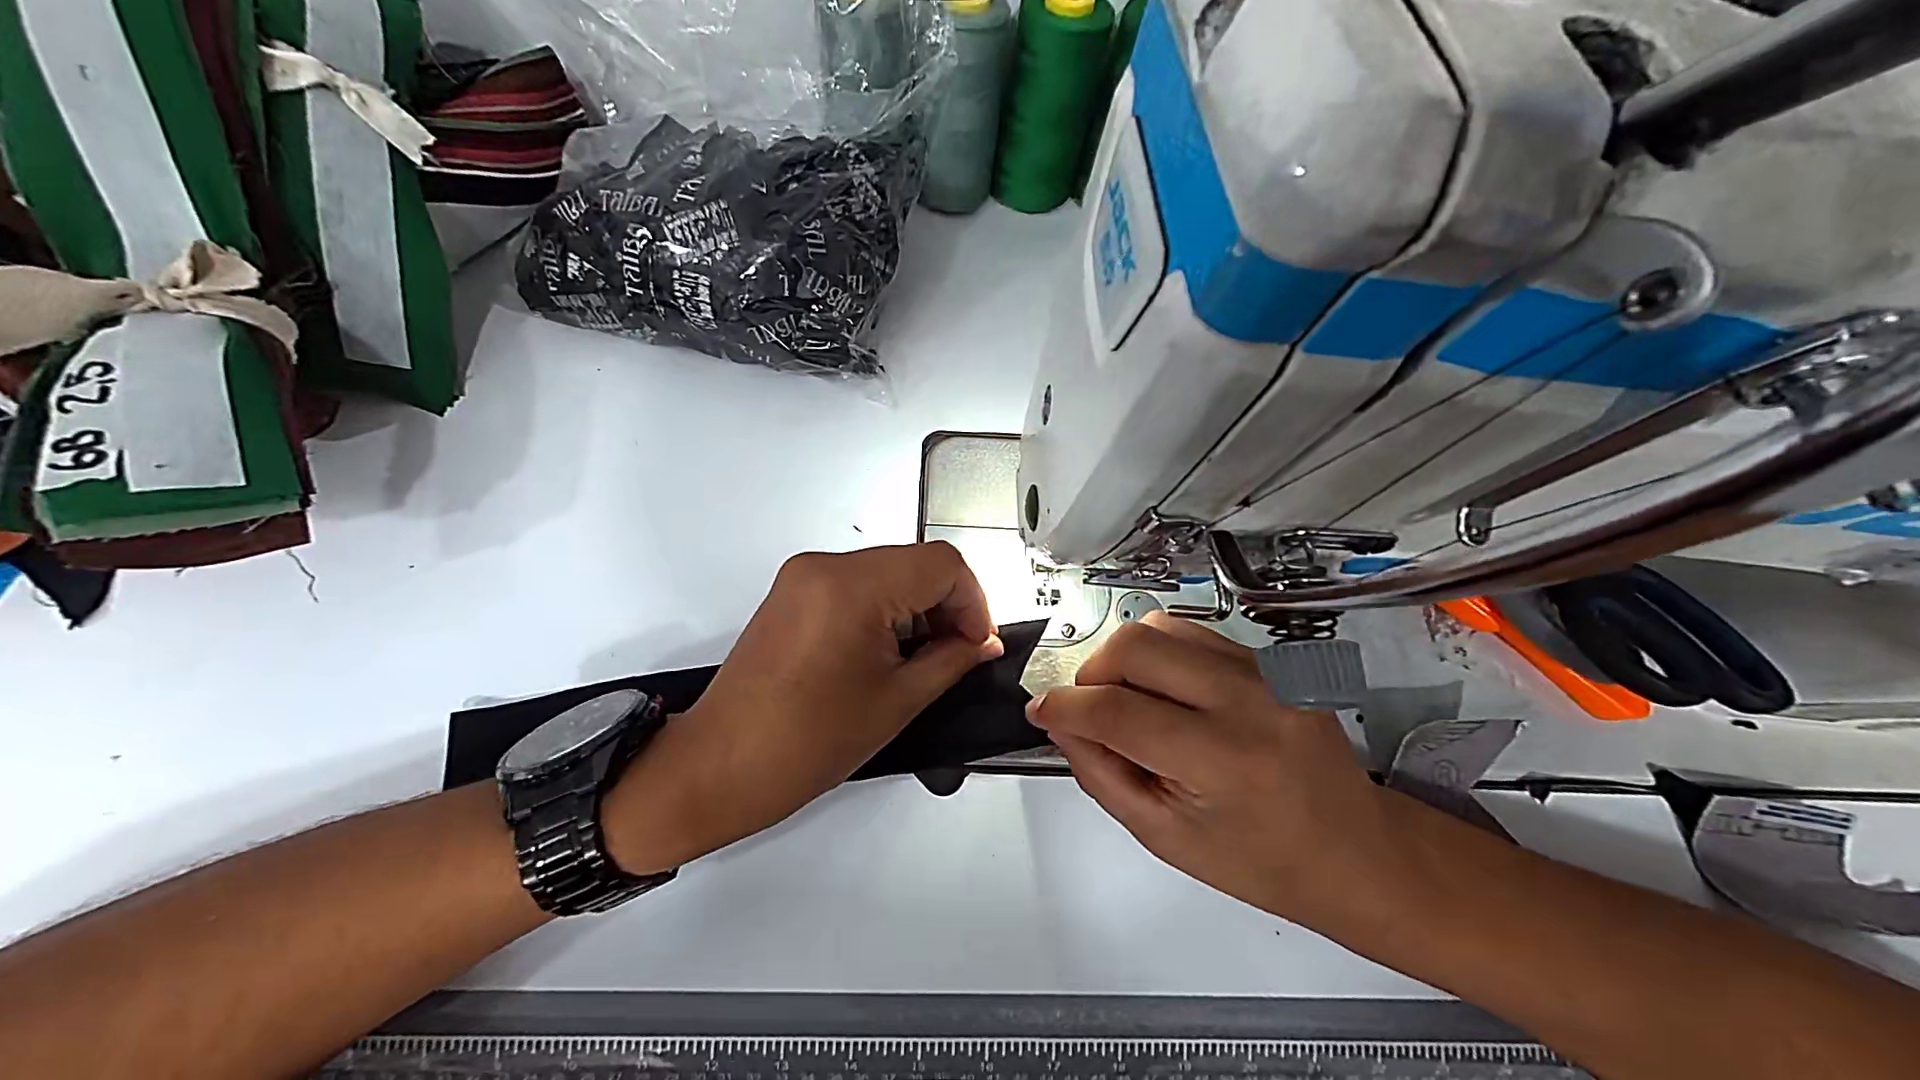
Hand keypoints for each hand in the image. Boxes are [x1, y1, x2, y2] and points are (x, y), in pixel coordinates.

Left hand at [603, 543, 1002, 873]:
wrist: (721, 765)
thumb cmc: (797, 744)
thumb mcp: (898, 701)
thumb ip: (952, 660)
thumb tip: (981, 642)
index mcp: (851, 587)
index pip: (943, 564)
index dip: (974, 602)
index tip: (978, 641)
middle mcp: (824, 567)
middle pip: (916, 562)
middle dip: (947, 605)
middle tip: (959, 652)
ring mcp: (804, 575)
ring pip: (889, 570)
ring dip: (917, 608)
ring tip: (922, 658)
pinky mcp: (794, 590)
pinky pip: (858, 583)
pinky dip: (886, 609)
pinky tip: (889, 651)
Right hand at [1028, 613, 1399, 925]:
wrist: (1357, 850)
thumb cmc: (1265, 861)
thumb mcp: (1165, 836)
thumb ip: (1101, 773)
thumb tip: (1061, 723)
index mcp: (1223, 761)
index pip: (1116, 711)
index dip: (1064, 708)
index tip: (1040, 710)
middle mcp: (1249, 702)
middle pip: (1134, 646)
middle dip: (1091, 673)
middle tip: (1088, 708)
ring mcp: (1266, 673)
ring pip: (1161, 627)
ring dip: (1125, 659)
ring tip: (1129, 701)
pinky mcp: (1271, 661)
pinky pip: (1193, 634)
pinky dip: (1161, 655)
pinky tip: (1166, 694)